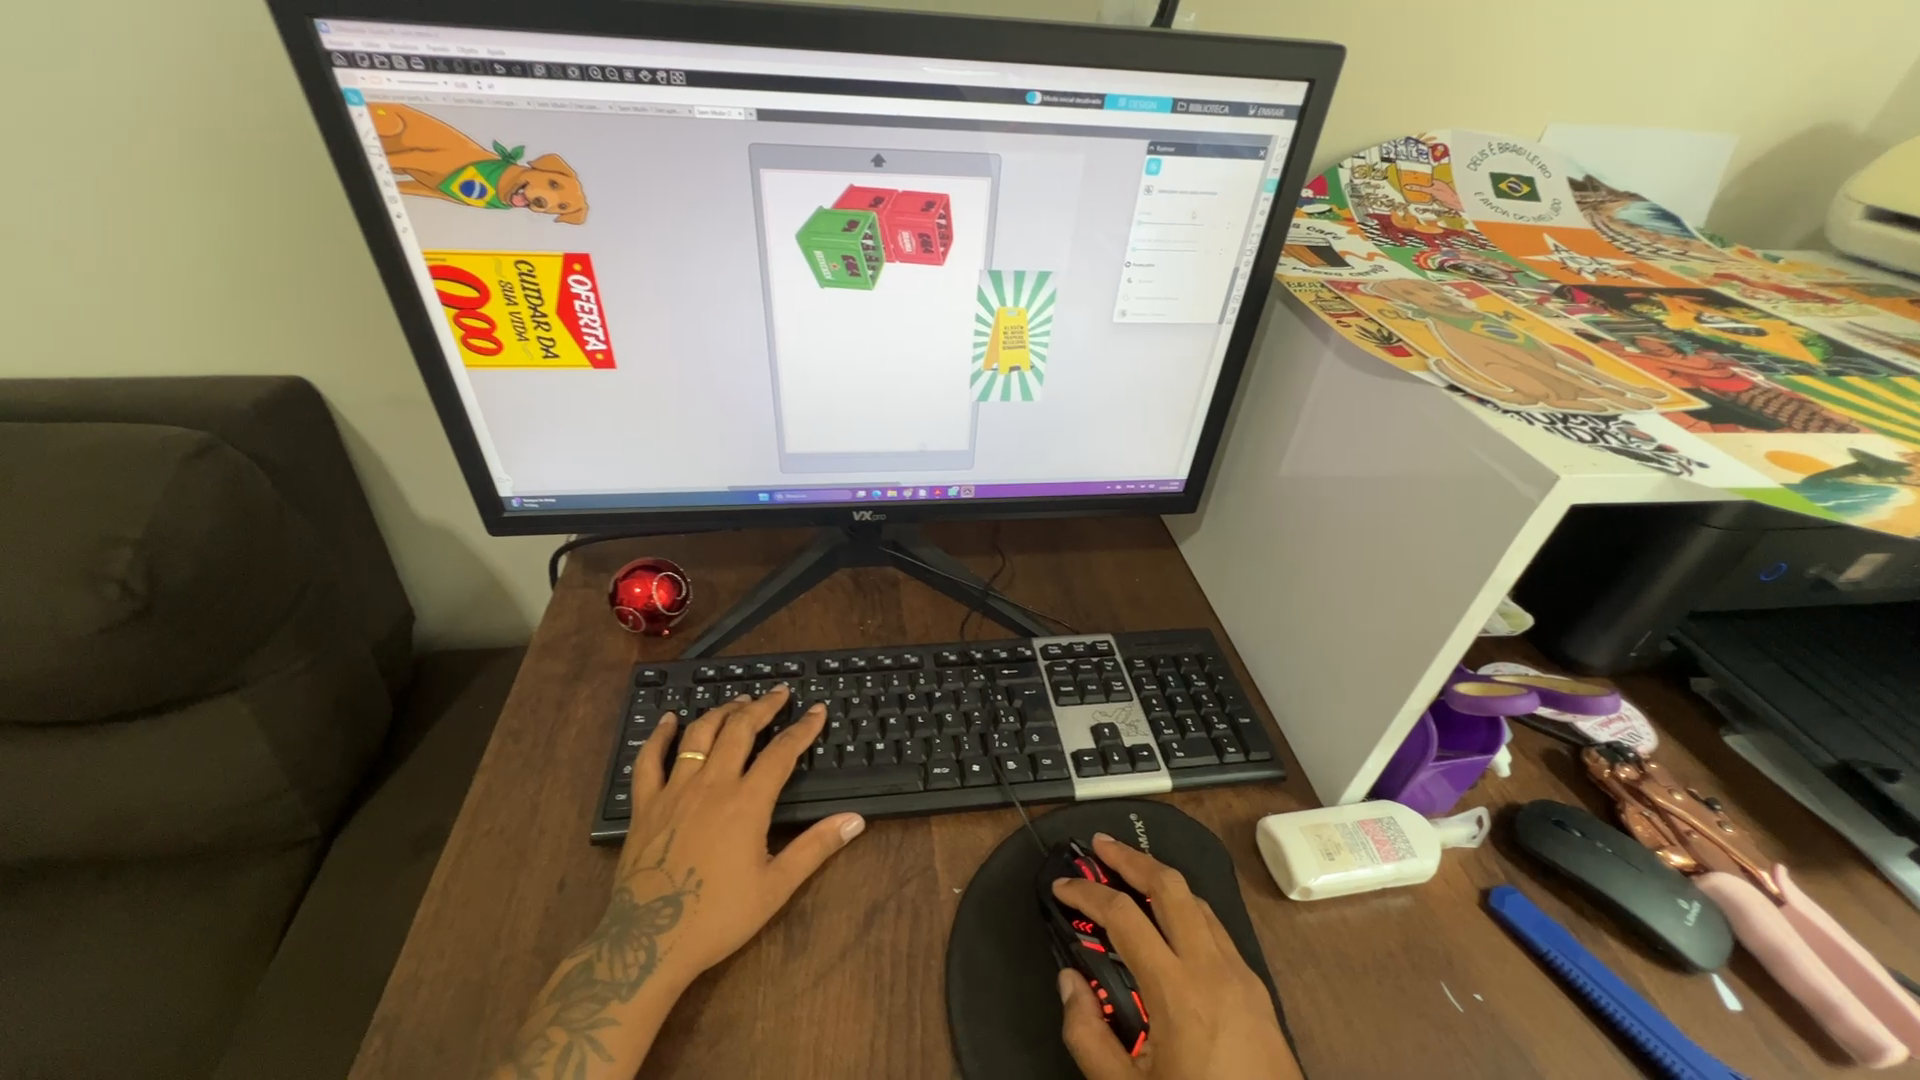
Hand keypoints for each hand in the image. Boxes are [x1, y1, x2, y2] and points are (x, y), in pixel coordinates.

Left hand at [493, 687, 863, 1079]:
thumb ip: (815, 847)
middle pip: (739, 730)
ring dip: (721, 712)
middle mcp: (711, 785)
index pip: (781, 752)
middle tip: (779, 693)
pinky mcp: (645, 806)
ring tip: (738, 701)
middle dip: (763, 706)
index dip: (803, 729)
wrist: (649, 942)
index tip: (817, 711)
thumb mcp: (776, 886)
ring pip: (698, 735)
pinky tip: (669, 720)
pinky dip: (660, 735)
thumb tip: (855, 819)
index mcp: (746, 803)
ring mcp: (674, 792)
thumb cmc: (718, 917)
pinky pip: (649, 760)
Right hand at [1052, 833, 1301, 1079]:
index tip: (1061, 888)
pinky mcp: (1257, 989)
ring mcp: (1241, 976)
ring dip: (1161, 878)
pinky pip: (1216, 929)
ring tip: (1130, 872)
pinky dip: (1186, 908)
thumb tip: (1068, 982)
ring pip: (1198, 902)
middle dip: (1131, 857)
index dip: (1086, 894)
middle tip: (1100, 845)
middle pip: (1170, 885)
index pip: (1123, 916)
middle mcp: (1213, 970)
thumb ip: (1087, 1035)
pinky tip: (1169, 920)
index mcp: (1178, 993)